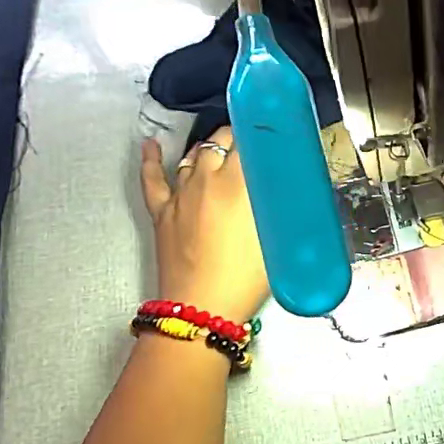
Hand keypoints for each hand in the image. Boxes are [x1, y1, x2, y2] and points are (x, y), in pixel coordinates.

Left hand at [141, 128, 268, 323]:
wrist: (202, 309)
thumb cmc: (246, 278)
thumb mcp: (279, 239)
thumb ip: (284, 208)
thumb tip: (292, 190)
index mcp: (238, 184)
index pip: (250, 141)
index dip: (262, 134)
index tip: (273, 133)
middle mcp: (207, 180)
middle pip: (220, 142)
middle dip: (238, 138)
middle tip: (255, 148)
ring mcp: (181, 194)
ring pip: (193, 156)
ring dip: (209, 149)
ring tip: (223, 150)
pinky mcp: (162, 211)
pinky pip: (153, 178)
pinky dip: (151, 159)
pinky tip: (152, 146)